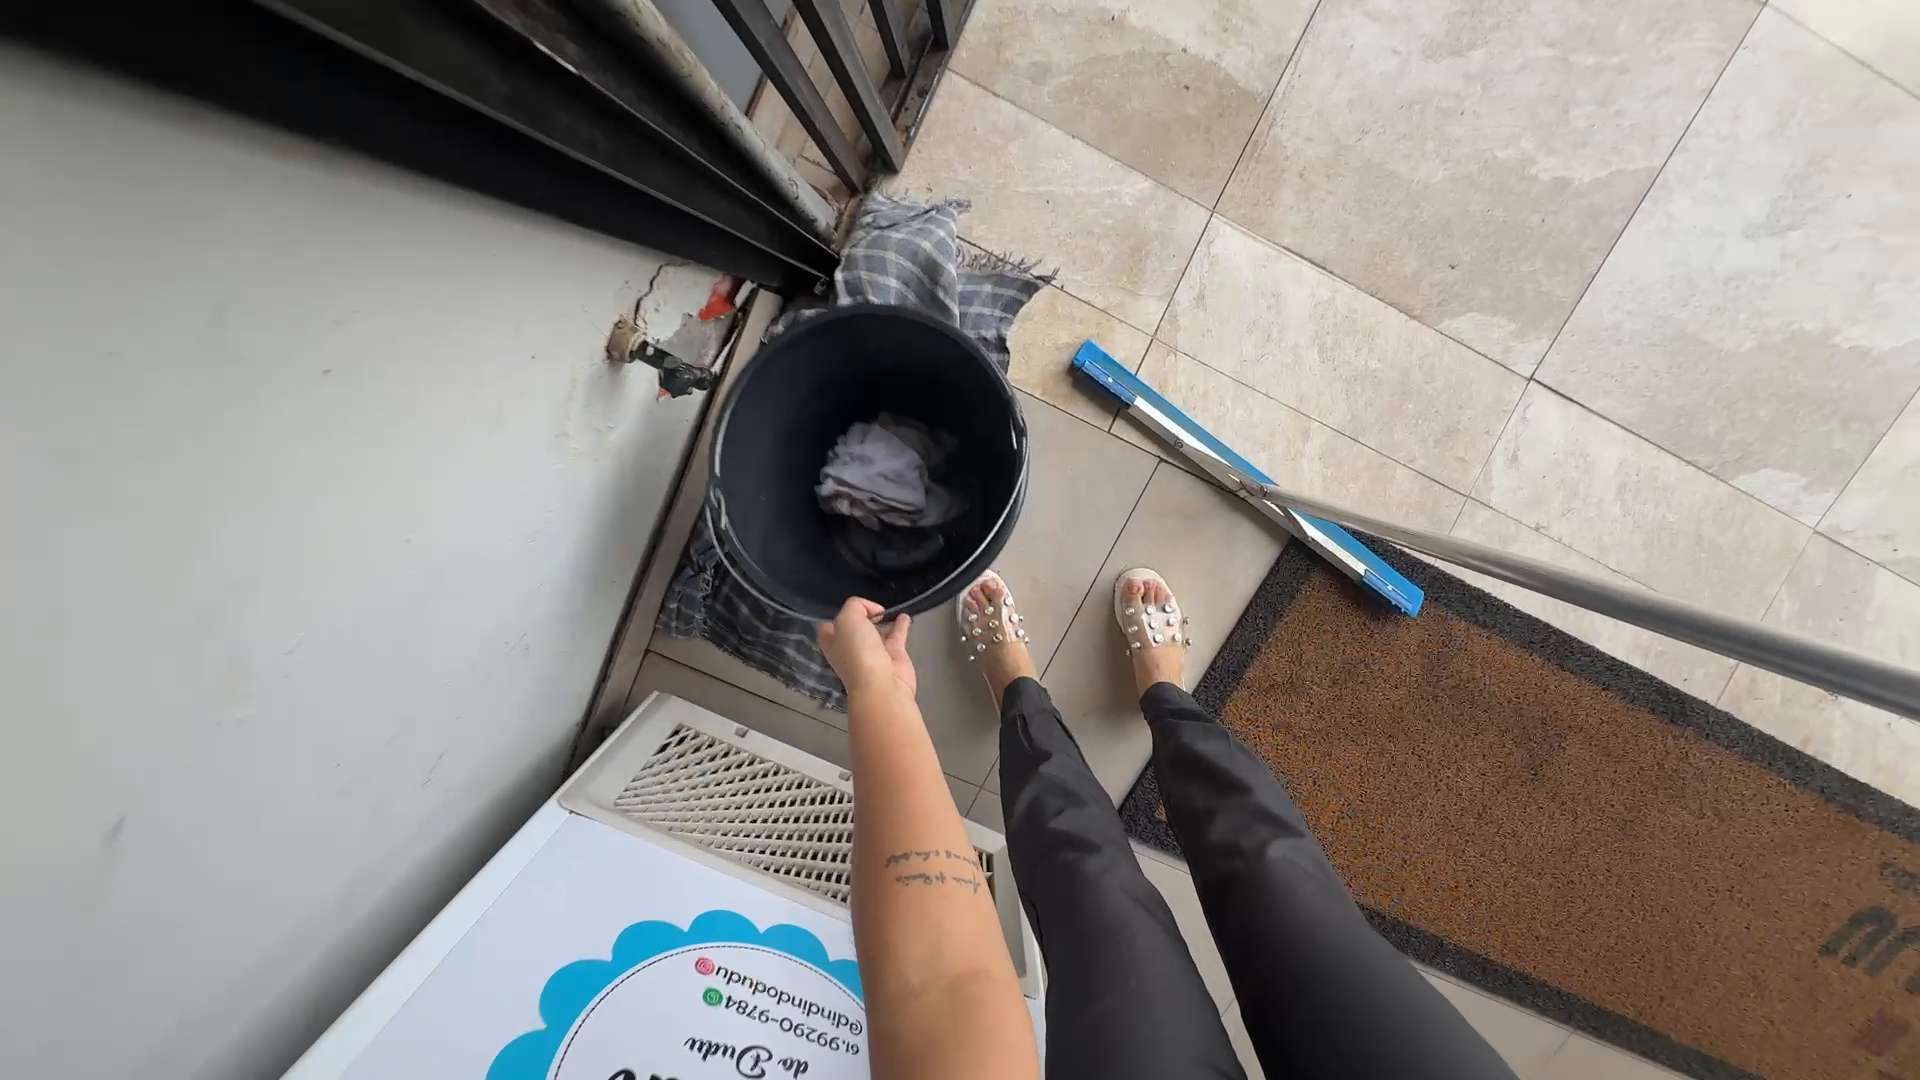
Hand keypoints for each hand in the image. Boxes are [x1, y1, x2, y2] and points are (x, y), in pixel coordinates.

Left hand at [817, 597, 915, 698]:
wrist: (882, 685)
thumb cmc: (858, 652)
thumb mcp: (848, 619)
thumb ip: (856, 606)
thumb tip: (873, 611)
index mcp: (833, 643)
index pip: (828, 628)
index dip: (836, 616)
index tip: (850, 609)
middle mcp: (850, 649)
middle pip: (853, 629)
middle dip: (859, 617)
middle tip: (869, 607)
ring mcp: (872, 653)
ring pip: (876, 632)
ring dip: (881, 620)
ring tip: (886, 609)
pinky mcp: (894, 655)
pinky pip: (897, 635)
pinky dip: (900, 624)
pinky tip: (904, 615)